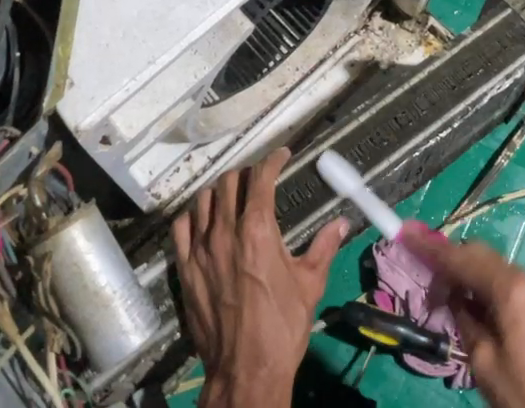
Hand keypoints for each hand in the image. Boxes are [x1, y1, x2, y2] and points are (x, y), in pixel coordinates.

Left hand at [171, 148, 348, 407]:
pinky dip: (193, 216)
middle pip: (229, 183)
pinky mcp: (185, 268)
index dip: (272, 160)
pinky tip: (202, 219)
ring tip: (232, 195)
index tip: (281, 155)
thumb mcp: (310, 284)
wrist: (246, 369)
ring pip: (204, 200)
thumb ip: (324, 247)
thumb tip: (342, 222)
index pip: (260, 179)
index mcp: (257, 230)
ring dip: (220, 191)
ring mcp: (201, 249)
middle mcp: (225, 231)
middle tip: (259, 178)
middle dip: (246, 173)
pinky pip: (181, 228)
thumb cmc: (283, 326)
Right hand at [401, 226, 524, 407]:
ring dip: (466, 274)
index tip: (404, 232)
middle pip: (478, 255)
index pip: (461, 258)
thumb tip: (454, 298)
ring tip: (443, 297)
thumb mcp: (483, 362)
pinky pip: (505, 283)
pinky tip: (470, 306)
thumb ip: (464, 319)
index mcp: (511, 290)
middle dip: (448, 260)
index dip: (430, 247)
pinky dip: (483, 286)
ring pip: (492, 267)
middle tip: (424, 279)